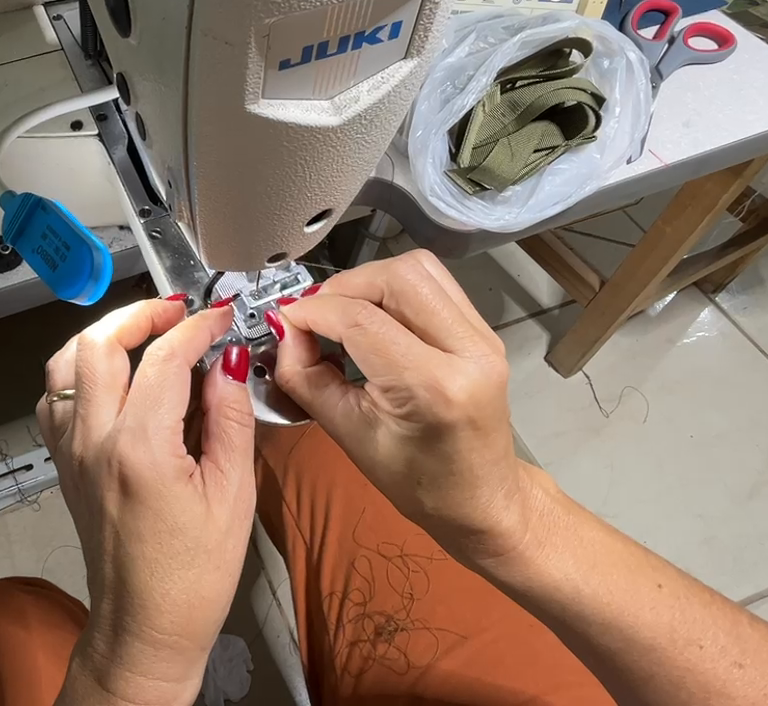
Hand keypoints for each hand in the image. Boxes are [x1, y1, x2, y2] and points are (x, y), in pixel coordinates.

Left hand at [38, 300, 255, 704]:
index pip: (164, 358)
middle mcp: (93, 438)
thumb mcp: (233, 494)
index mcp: (140, 447)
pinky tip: (111, 377)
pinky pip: (54, 397)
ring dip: (103, 334)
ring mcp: (69, 449)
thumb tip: (227, 359)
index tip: (220, 316)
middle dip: (140, 313)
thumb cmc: (196, 572)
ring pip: (65, 363)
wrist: (144, 627)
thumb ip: (229, 416)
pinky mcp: (61, 461)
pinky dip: (78, 371)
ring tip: (142, 332)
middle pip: (98, 343)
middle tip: (177, 311)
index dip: (196, 327)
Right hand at [268, 250, 547, 567]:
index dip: (311, 311)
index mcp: (432, 387)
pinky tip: (373, 315)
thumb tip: (284, 328)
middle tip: (316, 314)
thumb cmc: (416, 480)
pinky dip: (391, 286)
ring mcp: (482, 335)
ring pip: (416, 268)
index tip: (285, 321)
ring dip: (368, 280)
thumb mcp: (346, 433)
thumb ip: (305, 376)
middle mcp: (467, 351)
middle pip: (394, 277)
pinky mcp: (482, 329)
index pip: (359, 319)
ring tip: (344, 312)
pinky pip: (432, 281)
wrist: (484, 499)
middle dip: (343, 286)